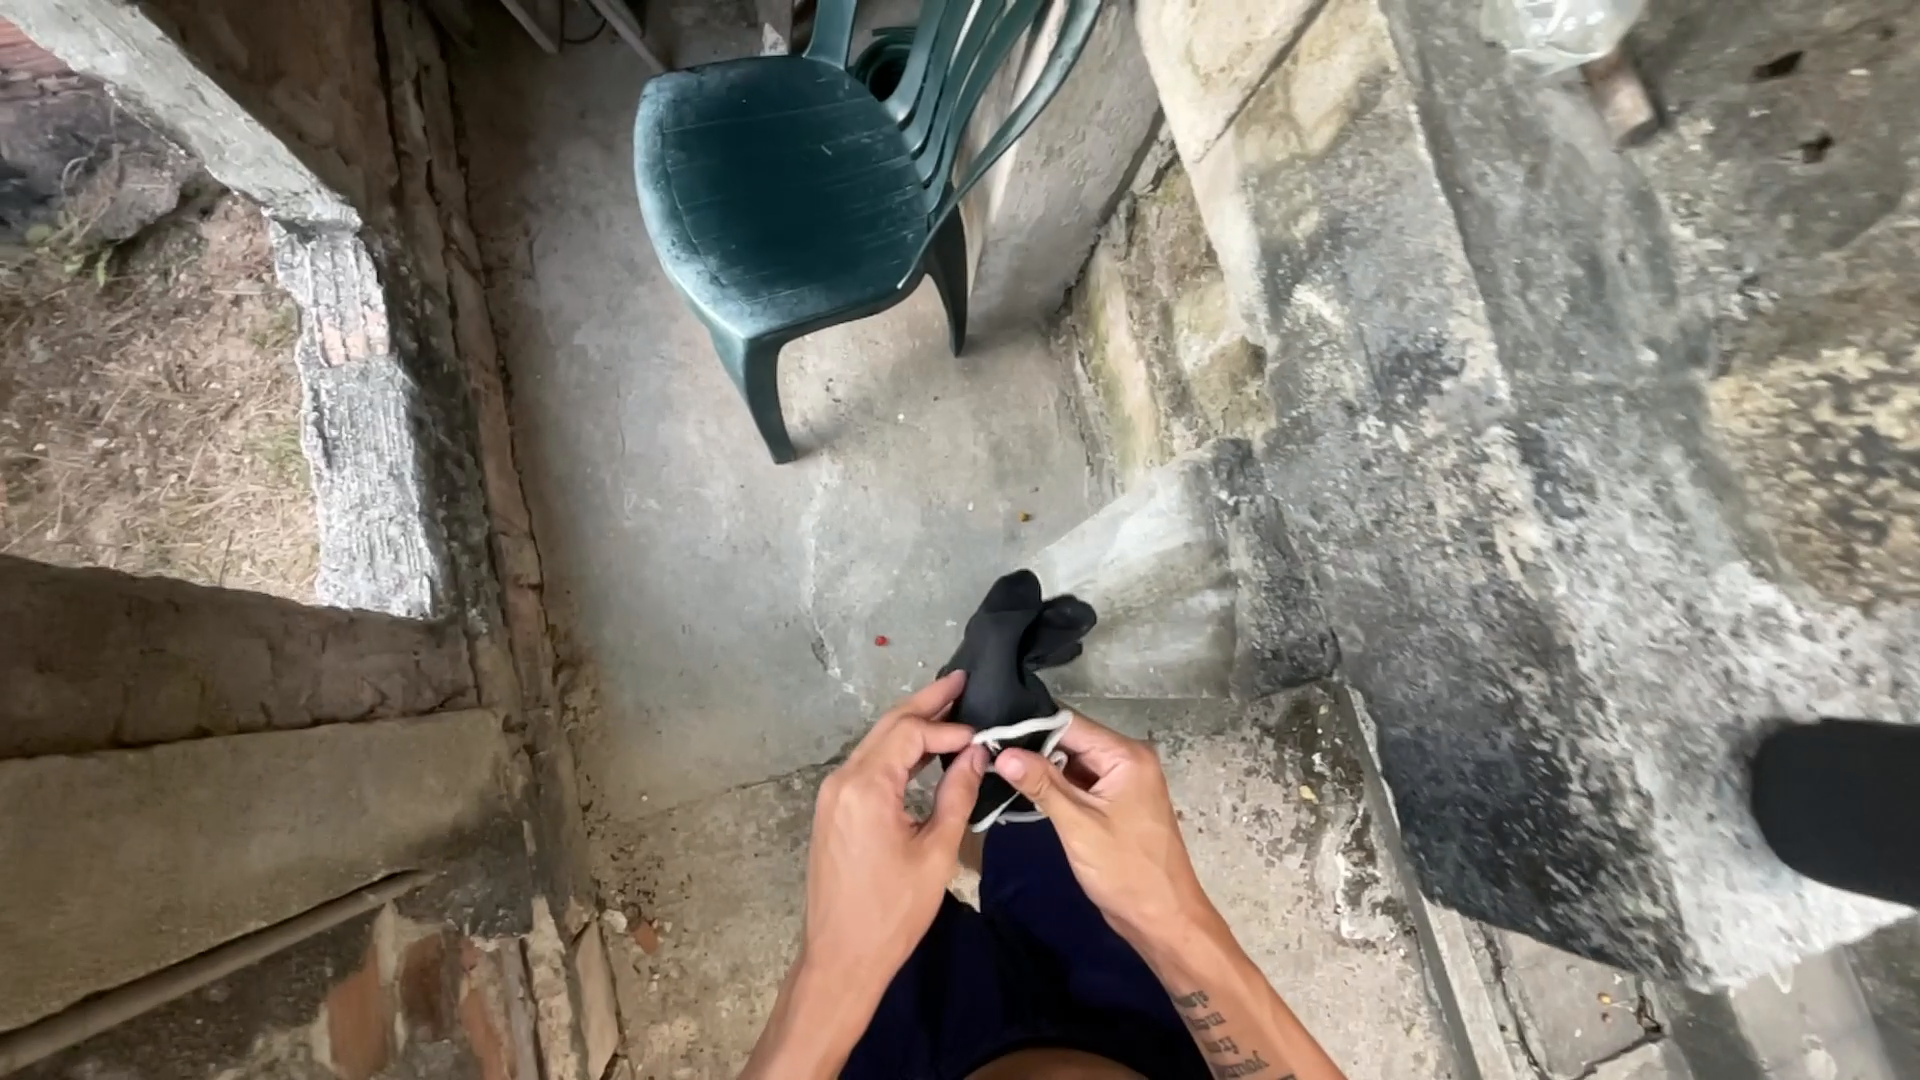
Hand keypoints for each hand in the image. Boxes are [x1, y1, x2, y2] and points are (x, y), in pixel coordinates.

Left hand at [800, 671, 987, 1002]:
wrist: (840, 959)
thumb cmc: (893, 911)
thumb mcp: (936, 852)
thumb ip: (958, 794)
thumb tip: (977, 753)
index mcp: (866, 787)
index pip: (910, 734)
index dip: (948, 728)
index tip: (983, 734)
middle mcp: (843, 779)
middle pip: (888, 726)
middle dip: (926, 702)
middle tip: (961, 680)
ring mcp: (833, 793)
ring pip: (876, 742)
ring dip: (912, 725)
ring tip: (948, 705)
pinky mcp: (834, 808)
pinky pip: (869, 764)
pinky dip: (898, 751)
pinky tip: (924, 749)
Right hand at [993, 712, 1211, 946]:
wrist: (1164, 920)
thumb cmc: (1126, 872)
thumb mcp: (1078, 825)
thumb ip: (1041, 784)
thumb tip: (1004, 754)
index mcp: (1126, 755)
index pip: (1070, 724)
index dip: (1030, 725)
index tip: (991, 729)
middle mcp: (1127, 758)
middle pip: (1072, 740)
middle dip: (1032, 746)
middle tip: (988, 749)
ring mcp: (1123, 780)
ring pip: (1073, 760)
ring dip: (1042, 766)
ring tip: (997, 764)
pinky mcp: (1116, 800)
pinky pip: (1081, 780)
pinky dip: (1056, 784)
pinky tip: (1023, 785)